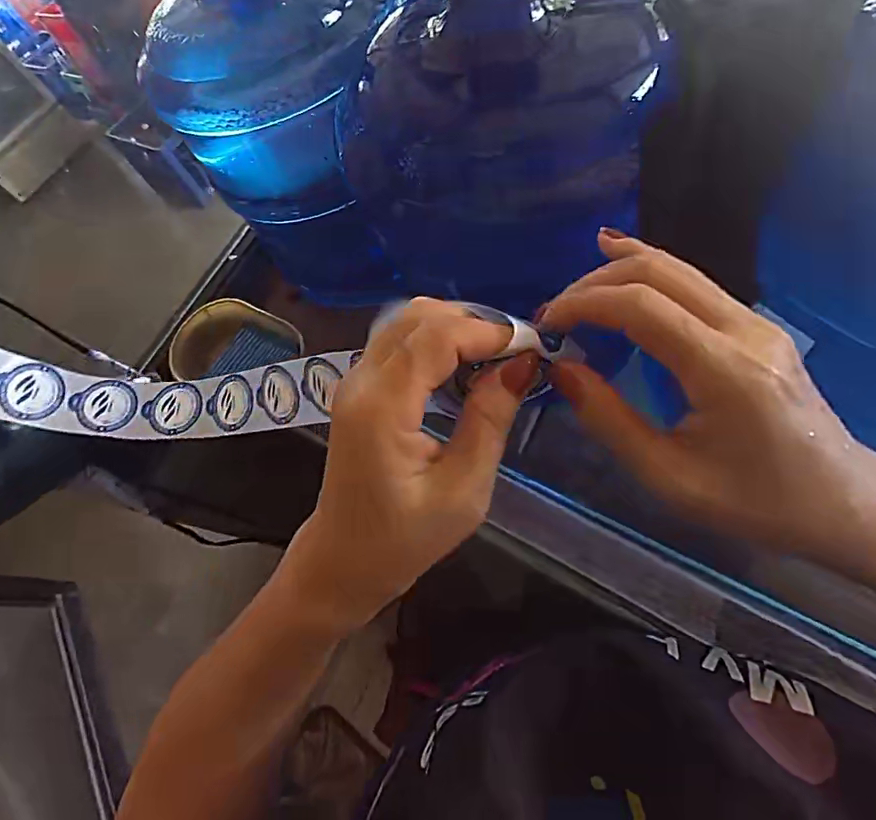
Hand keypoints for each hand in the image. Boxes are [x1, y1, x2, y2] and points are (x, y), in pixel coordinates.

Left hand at [278, 298, 540, 631]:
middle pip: (420, 316)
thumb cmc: (404, 540)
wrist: (343, 560)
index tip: (532, 347)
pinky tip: (467, 366)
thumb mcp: (463, 491)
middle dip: (475, 323)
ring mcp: (356, 378)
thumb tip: (522, 363)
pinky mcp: (360, 384)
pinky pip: (401, 339)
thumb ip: (489, 419)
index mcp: (382, 407)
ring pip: (409, 320)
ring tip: (498, 357)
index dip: (489, 331)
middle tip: (519, 352)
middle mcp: (361, 380)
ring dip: (457, 327)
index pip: (437, 337)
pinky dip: (439, 339)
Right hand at [539, 232, 875, 580]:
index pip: (642, 307)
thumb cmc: (759, 504)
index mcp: (725, 370)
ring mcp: (757, 322)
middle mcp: (744, 330)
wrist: (846, 503)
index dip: (585, 304)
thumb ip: (610, 421)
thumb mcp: (672, 479)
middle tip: (556, 312)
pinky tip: (622, 268)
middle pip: (659, 272)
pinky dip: (649, 275)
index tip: (547, 324)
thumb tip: (562, 370)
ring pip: (679, 269)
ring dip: (620, 272)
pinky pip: (694, 284)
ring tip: (575, 289)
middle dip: (596, 282)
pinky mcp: (758, 326)